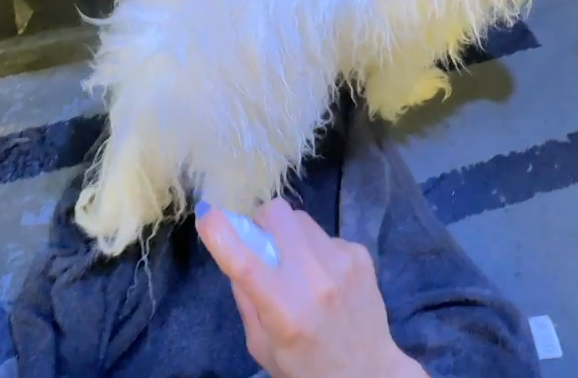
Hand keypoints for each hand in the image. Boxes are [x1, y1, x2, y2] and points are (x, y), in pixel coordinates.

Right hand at [197, 199, 425, 377]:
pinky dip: (319, 250)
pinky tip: (328, 278)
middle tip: (265, 245)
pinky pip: (326, 235)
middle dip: (263, 222)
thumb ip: (246, 298)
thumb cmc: (307, 367)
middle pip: (277, 214)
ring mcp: (341, 263)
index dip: (221, 233)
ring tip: (301, 267)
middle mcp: (313, 280)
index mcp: (284, 310)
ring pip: (301, 220)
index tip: (206, 214)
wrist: (371, 373)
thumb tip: (233, 248)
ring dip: (292, 236)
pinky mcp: (360, 254)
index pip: (245, 262)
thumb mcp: (263, 346)